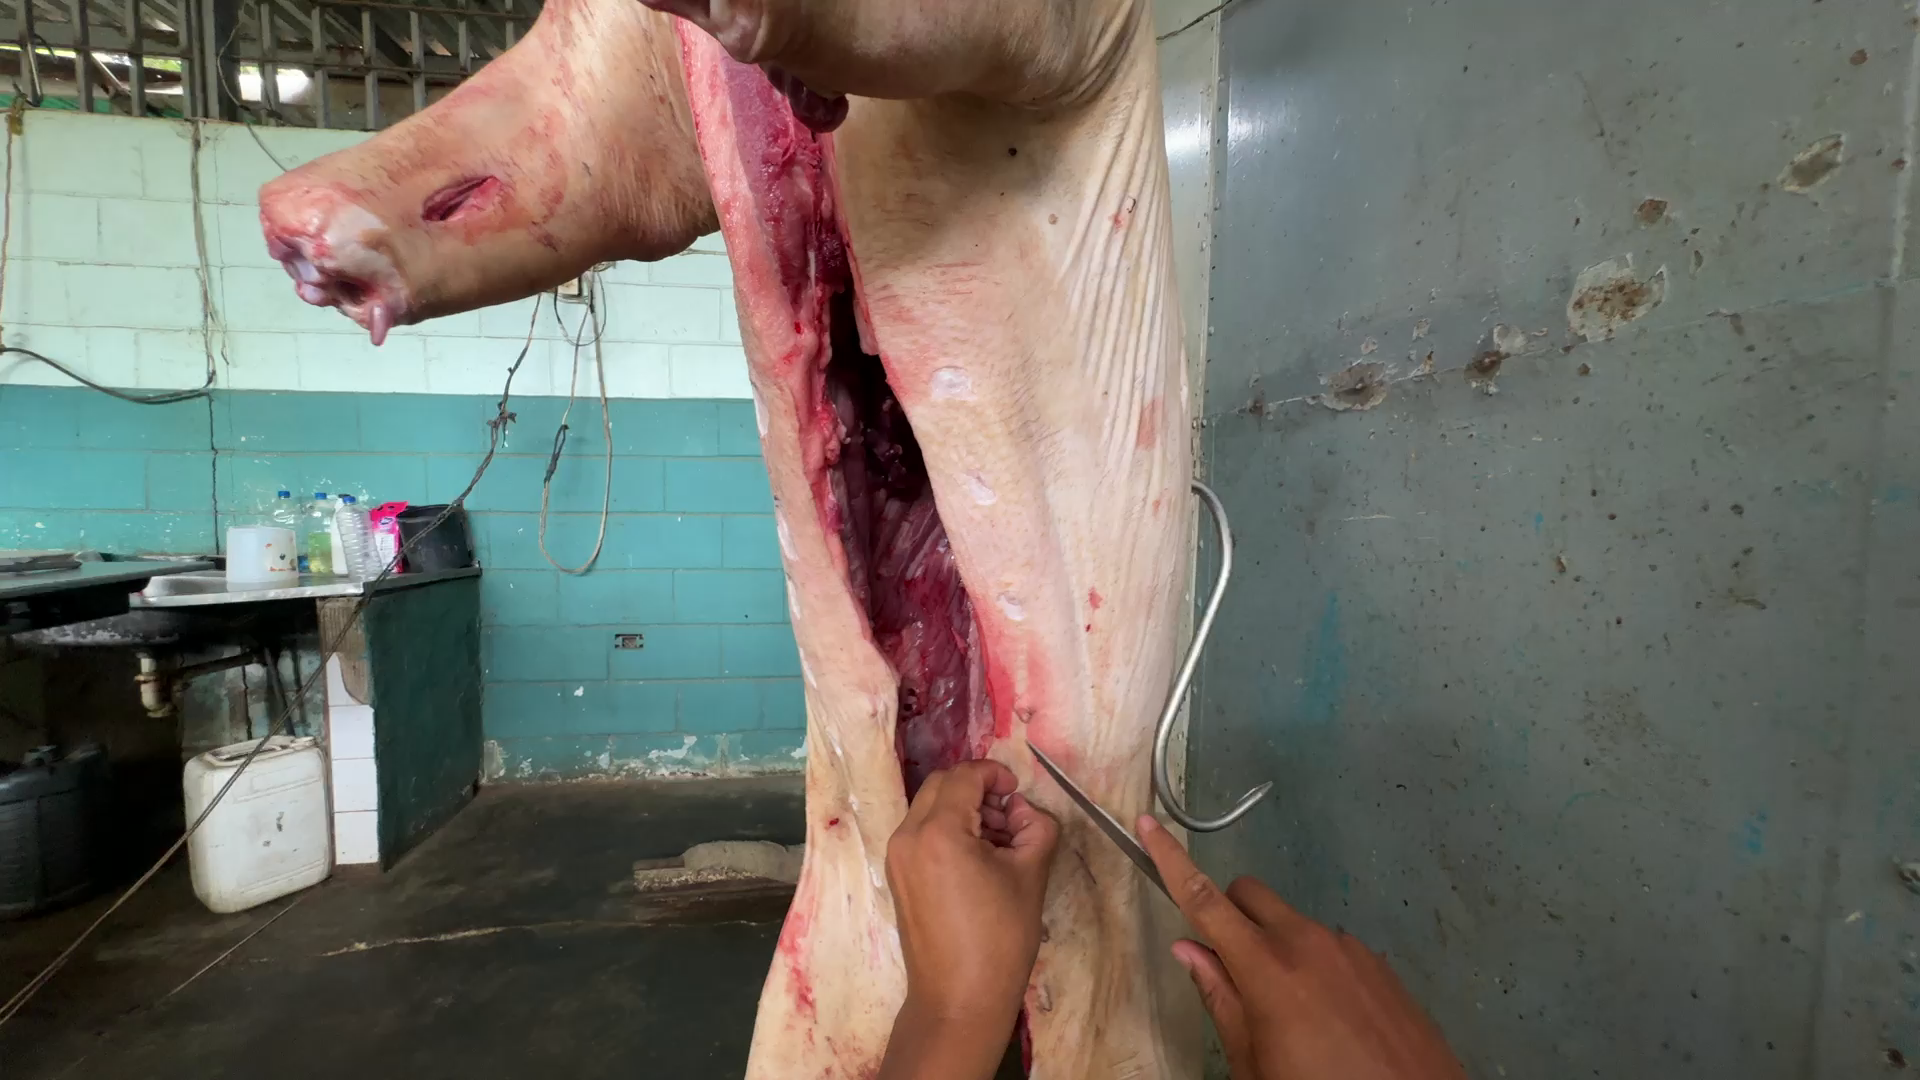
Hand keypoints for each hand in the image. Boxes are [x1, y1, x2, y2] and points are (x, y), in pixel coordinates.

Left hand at [878, 761, 1059, 1079]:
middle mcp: (908, 835)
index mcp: (939, 830)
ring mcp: (897, 856)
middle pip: (943, 783)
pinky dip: (948, 828)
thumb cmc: (999, 940)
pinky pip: (922, 831)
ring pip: (930, 805)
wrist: (958, 1003)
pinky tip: (977, 859)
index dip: (996, 774)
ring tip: (998, 842)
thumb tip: (1021, 810)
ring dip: (963, 807)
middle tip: (1008, 815)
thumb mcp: (1031, 875)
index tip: (1018, 792)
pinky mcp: (897, 875)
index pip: (966, 775)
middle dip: (978, 788)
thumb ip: (1035, 826)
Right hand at [1137, 815, 1464, 1079]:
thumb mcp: (1255, 1068)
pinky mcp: (1380, 965)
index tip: (1147, 822)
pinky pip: (1330, 944)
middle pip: (1248, 893)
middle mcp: (1306, 941)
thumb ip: (1220, 1000)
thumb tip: (1188, 948)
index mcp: (1266, 968)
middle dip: (1231, 915)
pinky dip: (1316, 964)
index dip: (1170, 858)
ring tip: (1298, 1011)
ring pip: (1290, 921)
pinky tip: (1336, 1019)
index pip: (1203, 898)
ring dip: (1276, 945)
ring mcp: (1348, 948)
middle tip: (1234, 967)